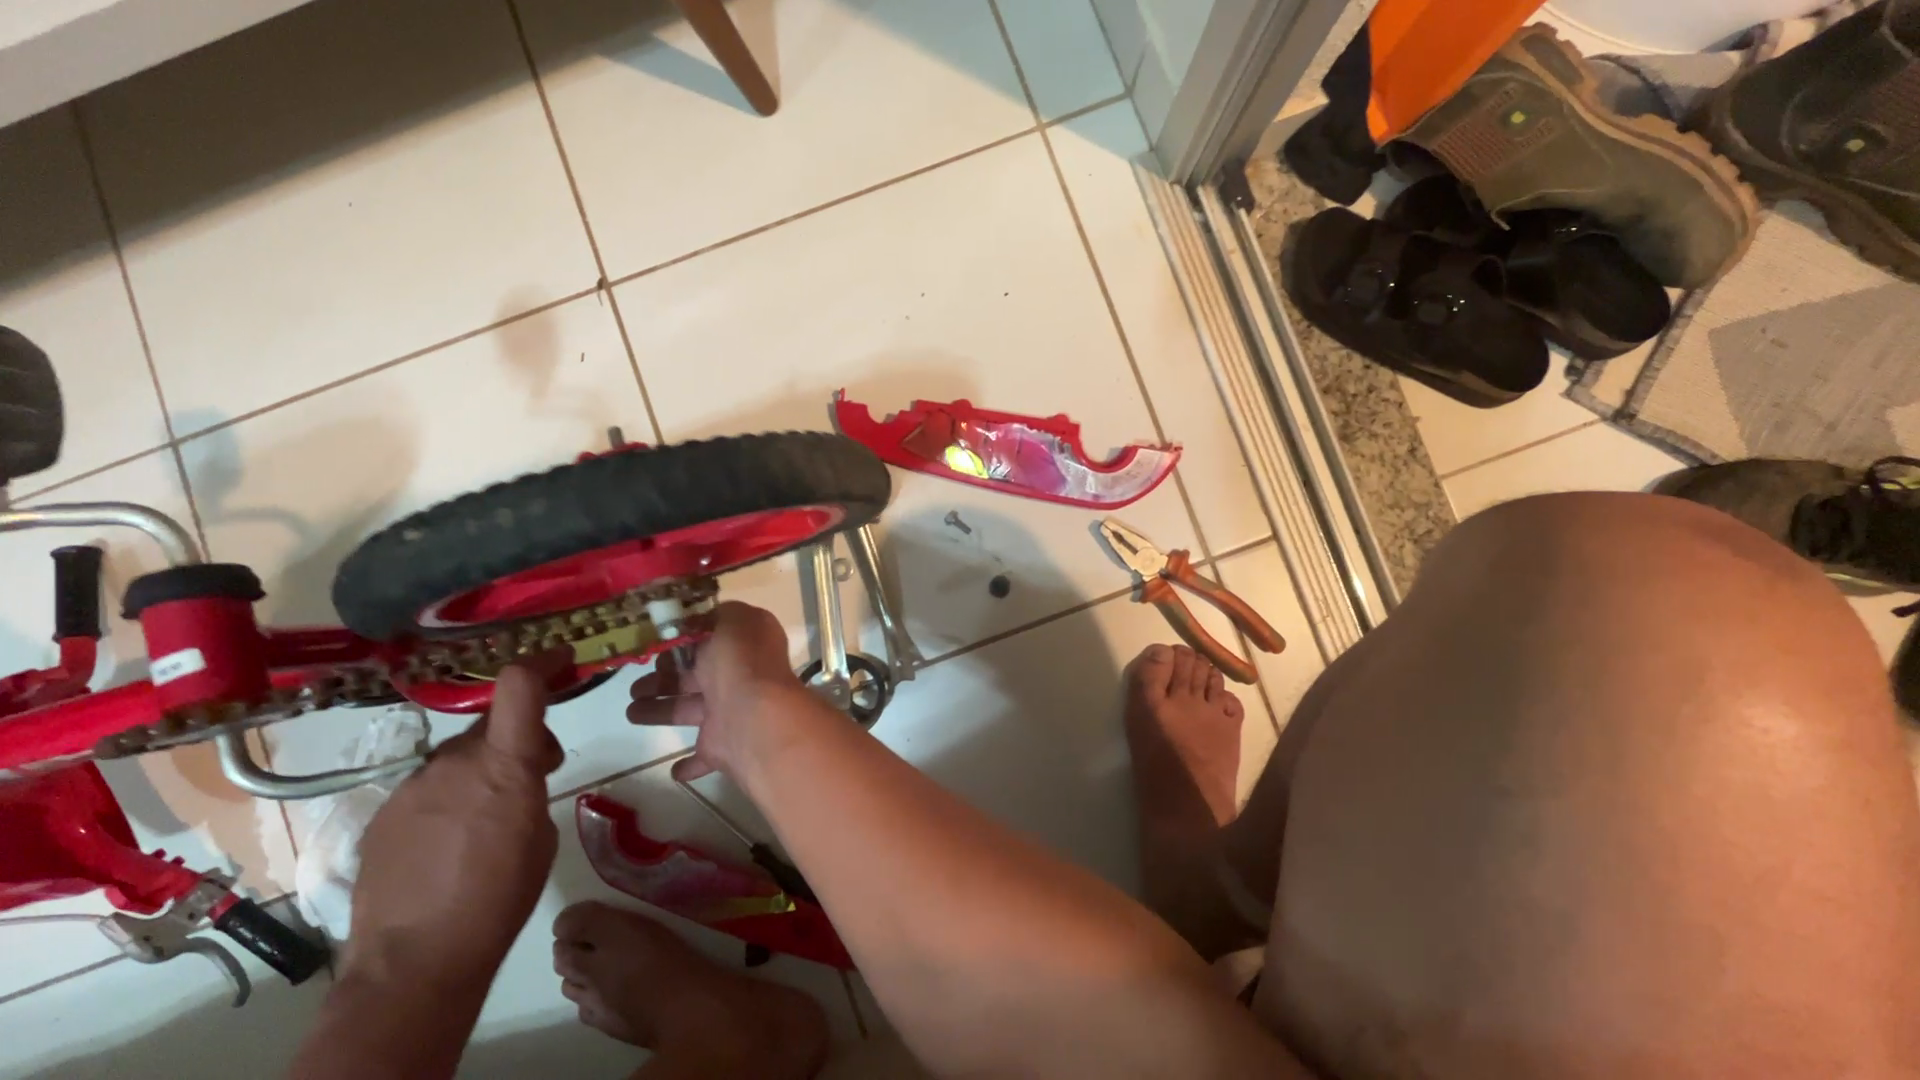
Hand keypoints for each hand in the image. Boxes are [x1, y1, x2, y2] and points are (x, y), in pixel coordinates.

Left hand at [342, 660, 565, 988]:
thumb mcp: (540, 837)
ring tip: (484, 826)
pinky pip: (428, 792)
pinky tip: (448, 848)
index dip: (542, 664)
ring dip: (478, 776)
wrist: (415, 961)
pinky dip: (446, 804)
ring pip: (457, 762)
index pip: (519, 686)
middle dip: (516, 743)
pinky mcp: (383, 815)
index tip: (560, 660)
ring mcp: (411, 787)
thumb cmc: (500, 899)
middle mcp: (453, 763)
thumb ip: (529, 791)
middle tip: (534, 778)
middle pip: (491, 728)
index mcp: (504, 765)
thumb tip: (516, 780)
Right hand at [627, 601, 811, 782]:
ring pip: (689, 711)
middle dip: (662, 680)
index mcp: (740, 647)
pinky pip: (702, 758)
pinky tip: (673, 769)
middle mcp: (737, 678)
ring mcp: (730, 714)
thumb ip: (713, 617)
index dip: (679, 644)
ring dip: (661, 711)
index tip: (653, 648)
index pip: (706, 641)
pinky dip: (689, 765)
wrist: (754, 716)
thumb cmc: (740, 662)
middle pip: (693, 677)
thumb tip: (700, 620)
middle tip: (634, 687)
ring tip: (630, 713)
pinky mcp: (721, 746)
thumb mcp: (730, 620)